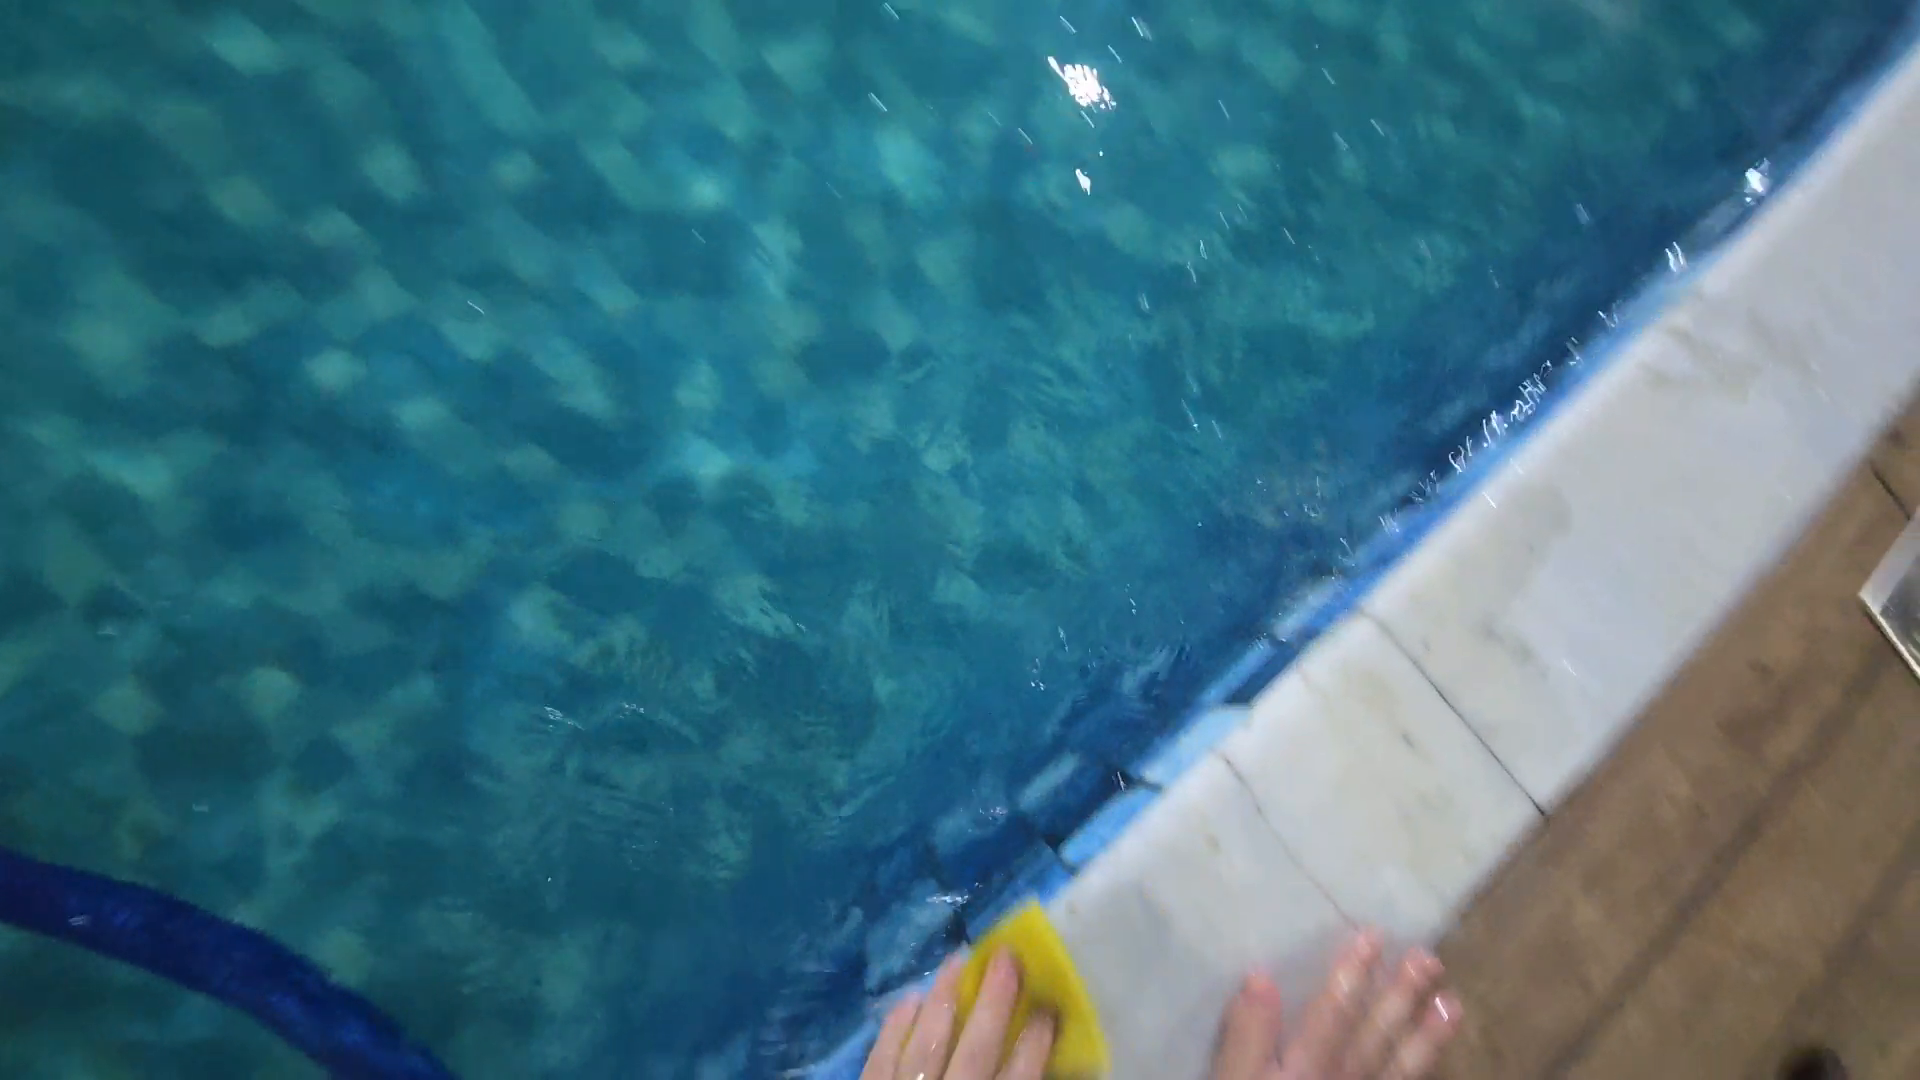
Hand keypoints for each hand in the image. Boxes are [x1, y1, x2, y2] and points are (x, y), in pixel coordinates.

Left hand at [860, 951, 1054, 1079]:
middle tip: (1008, 954)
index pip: (1019, 1077)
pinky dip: (896, 1024)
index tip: (1050, 1006)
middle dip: (994, 999)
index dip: (1036, 1041)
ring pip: (927, 1040)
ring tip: (958, 959)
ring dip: (945, 995)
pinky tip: (911, 998)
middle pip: (977, 1047)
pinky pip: (881, 1055)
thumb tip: (1037, 1052)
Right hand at [1213, 930, 1459, 1079]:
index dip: (1353, 974)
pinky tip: (1435, 1069)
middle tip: (1430, 960)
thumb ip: (1246, 1036)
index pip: (1334, 1013)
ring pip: (1399, 1074)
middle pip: (1375, 1039)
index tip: (1374, 935)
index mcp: (1305, 1072)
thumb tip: (1262, 975)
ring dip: (1427, 1040)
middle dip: (1401, 998)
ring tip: (1452, 1005)